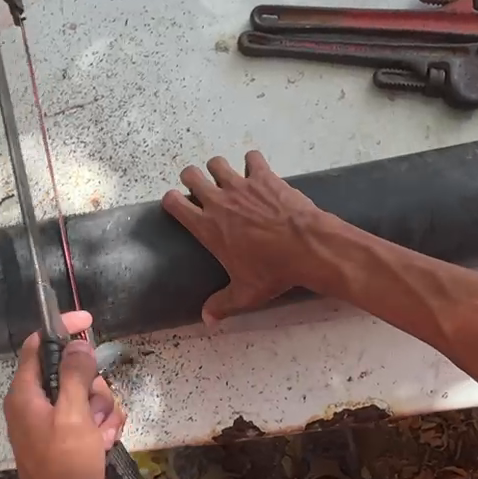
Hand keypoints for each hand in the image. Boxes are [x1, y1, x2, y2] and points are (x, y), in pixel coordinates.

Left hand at [4, 310, 125, 478]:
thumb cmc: (64, 466)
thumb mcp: (73, 416)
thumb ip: (76, 375)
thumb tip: (78, 344)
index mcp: (25, 394)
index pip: (38, 344)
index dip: (61, 329)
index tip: (88, 321)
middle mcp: (36, 403)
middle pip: (72, 370)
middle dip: (93, 385)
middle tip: (95, 407)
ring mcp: (54, 421)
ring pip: (88, 393)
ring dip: (102, 409)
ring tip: (101, 434)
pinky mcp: (70, 437)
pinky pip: (93, 416)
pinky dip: (103, 426)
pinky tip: (105, 443)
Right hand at [161, 151, 329, 325]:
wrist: (305, 247)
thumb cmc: (272, 270)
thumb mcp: (245, 293)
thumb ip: (222, 305)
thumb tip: (207, 320)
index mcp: (207, 227)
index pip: (174, 203)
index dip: (172, 201)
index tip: (178, 205)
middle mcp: (218, 201)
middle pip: (191, 175)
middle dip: (192, 179)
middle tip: (202, 189)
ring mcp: (241, 185)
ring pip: (217, 163)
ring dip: (219, 169)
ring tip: (227, 179)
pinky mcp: (264, 176)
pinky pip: (251, 158)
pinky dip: (253, 163)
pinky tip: (258, 173)